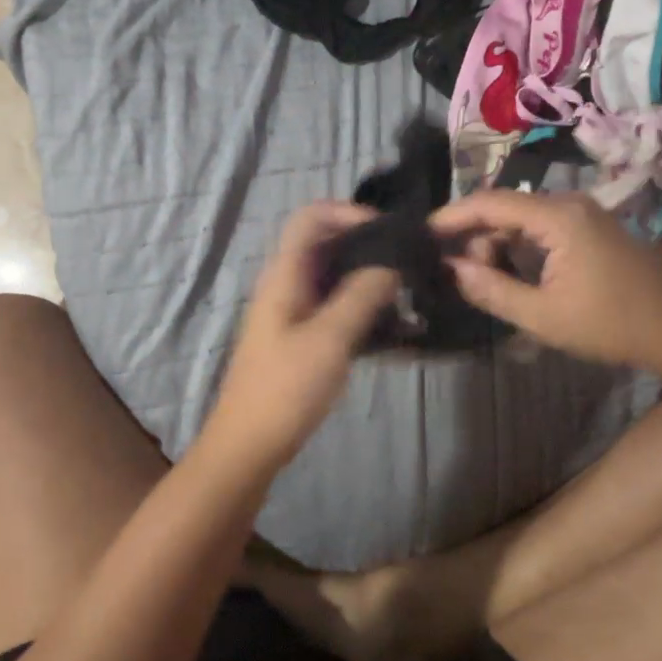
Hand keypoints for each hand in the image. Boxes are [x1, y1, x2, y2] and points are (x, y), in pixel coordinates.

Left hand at [212, 202, 400, 460]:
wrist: (248, 447)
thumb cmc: (285, 388)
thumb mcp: (329, 338)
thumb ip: (361, 295)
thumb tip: (392, 261)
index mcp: (285, 275)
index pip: (311, 217)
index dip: (349, 213)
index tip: (390, 233)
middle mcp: (288, 286)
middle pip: (329, 246)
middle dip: (370, 249)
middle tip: (411, 264)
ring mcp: (295, 314)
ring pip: (338, 281)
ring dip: (373, 284)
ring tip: (413, 298)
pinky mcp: (305, 341)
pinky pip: (340, 313)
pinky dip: (367, 314)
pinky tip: (400, 333)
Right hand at [430, 190, 661, 369]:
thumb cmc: (611, 325)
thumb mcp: (543, 316)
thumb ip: (492, 290)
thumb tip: (452, 269)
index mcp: (559, 216)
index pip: (490, 202)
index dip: (452, 216)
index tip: (421, 235)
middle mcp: (571, 203)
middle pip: (506, 208)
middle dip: (477, 237)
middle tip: (462, 276)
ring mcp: (587, 214)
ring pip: (525, 219)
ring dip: (500, 244)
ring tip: (487, 281)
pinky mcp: (595, 229)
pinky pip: (545, 228)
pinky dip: (523, 247)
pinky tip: (516, 276)